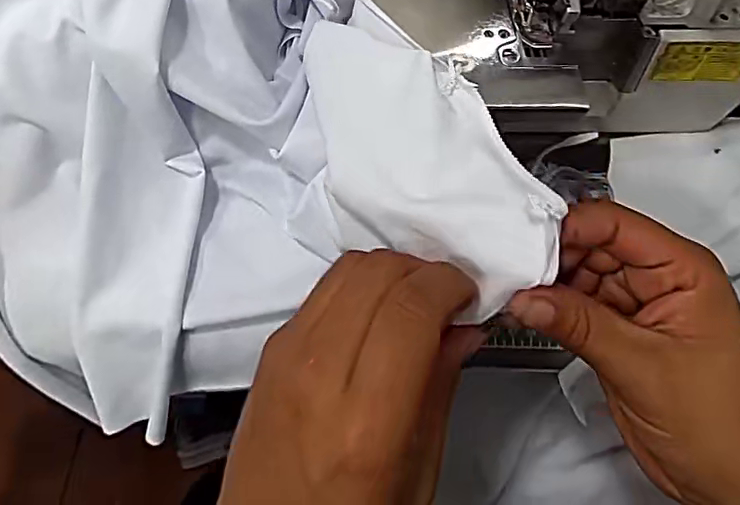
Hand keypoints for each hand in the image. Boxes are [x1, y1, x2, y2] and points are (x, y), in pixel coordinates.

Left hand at [221, 250, 483, 504]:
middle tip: (446, 297)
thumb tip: (465, 327)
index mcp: (364, 422)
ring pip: (352, 265)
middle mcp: (319, 375)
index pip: (412, 307)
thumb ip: (441, 389)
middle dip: (424, 271)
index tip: (468, 294)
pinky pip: (324, 284)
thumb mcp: (416, 475)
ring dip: (392, 269)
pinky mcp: (271, 345)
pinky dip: (360, 281)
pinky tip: (377, 308)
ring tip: (413, 301)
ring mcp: (288, 353)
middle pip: (380, 271)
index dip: (449, 284)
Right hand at [507, 200, 739, 504]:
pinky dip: (555, 307)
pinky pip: (580, 303)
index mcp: (684, 268)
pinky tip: (533, 311)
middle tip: (520, 271)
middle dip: (555, 256)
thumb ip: (581, 325)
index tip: (532, 239)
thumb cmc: (730, 432)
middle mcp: (662, 277)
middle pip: (594, 243)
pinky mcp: (622, 329)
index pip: (616, 224)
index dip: (572, 226)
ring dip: (551, 282)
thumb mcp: (645, 369)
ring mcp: (640, 303)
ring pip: (582, 272)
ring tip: (522, 293)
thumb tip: (532, 295)